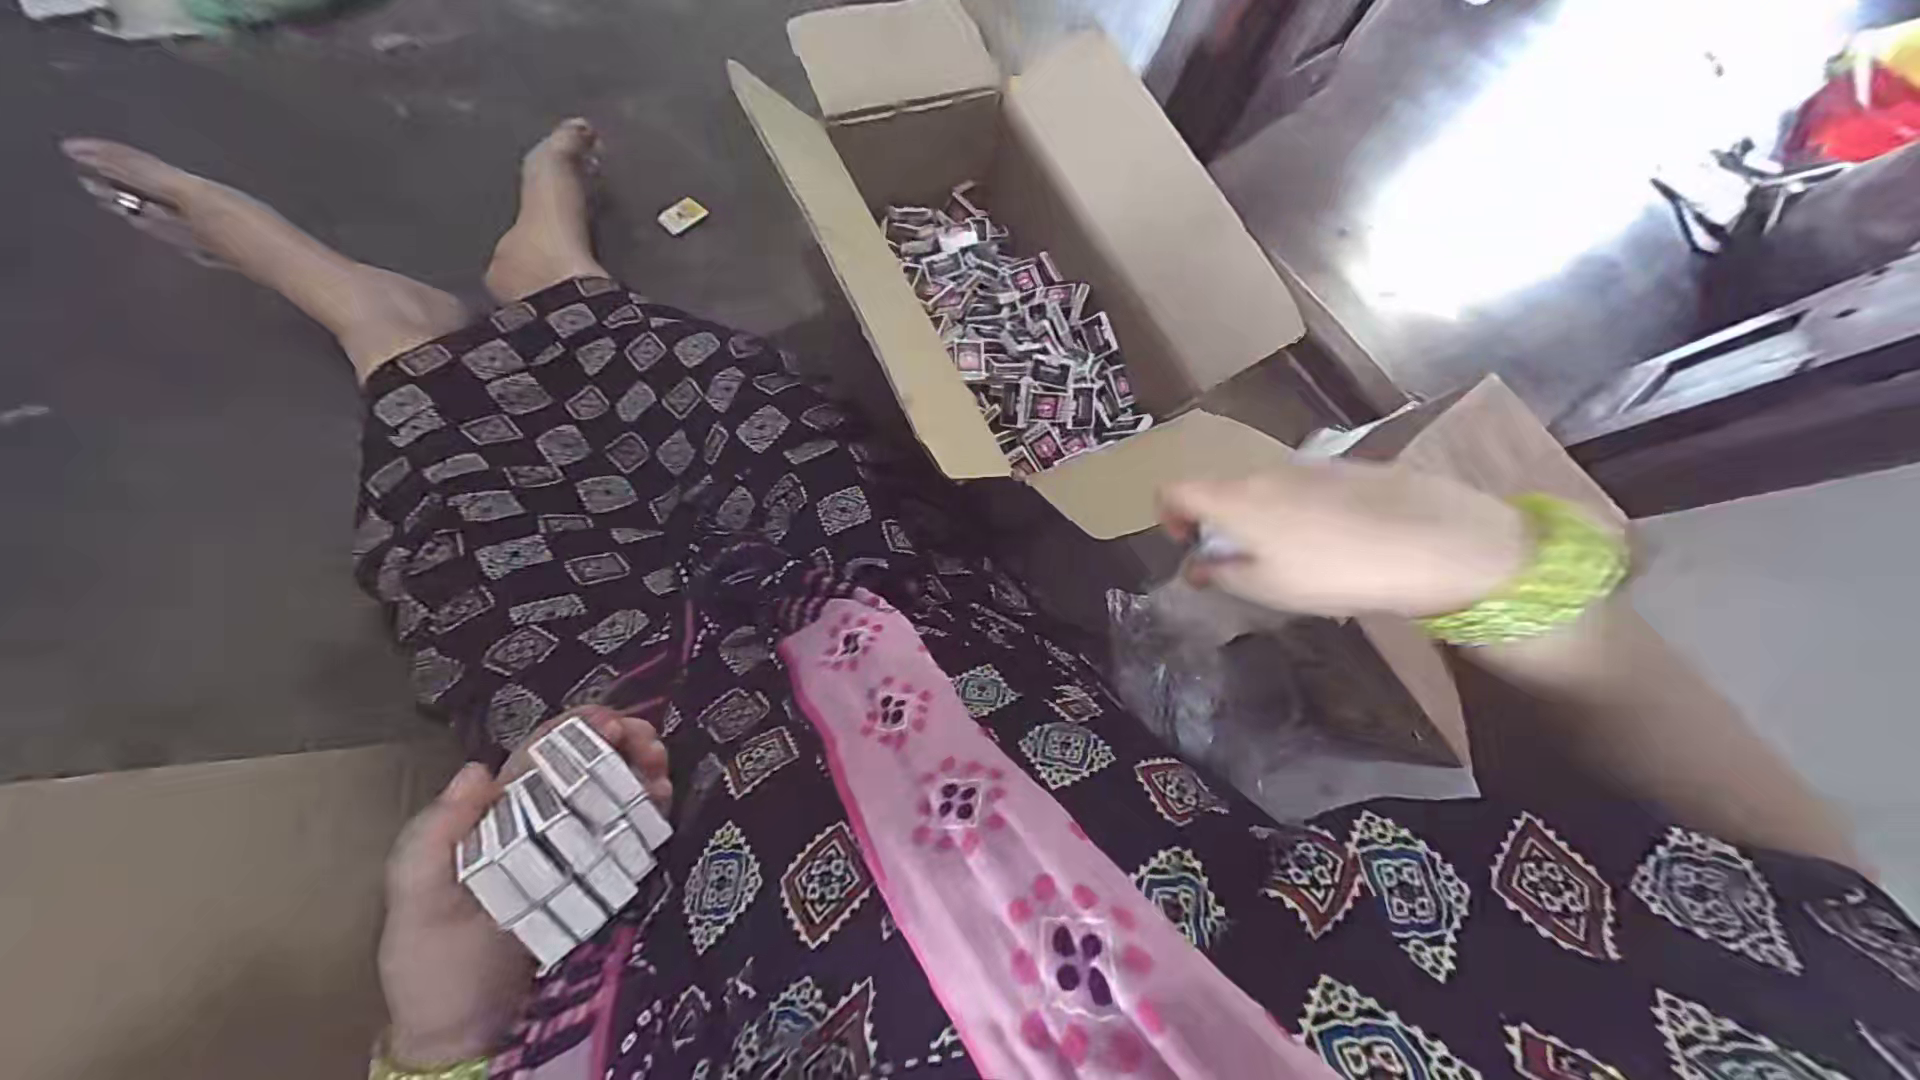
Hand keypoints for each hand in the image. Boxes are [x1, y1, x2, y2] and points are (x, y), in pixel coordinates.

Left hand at [378, 706, 672, 1067]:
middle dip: (624, 738)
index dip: (577, 727)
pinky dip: (653, 803)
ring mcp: (578, 841)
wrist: (470, 1028)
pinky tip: (663, 797)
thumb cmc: (436, 964)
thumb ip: (432, 840)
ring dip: (644, 764)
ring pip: (617, 784)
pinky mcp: (604, 867)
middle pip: (590, 759)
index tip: (611, 722)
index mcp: (500, 811)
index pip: (541, 751)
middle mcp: (544, 815)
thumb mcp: (416, 904)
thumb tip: (478, 769)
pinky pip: (633, 823)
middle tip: (650, 742)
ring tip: (661, 766)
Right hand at [1157, 461, 1531, 618]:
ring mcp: (1305, 465)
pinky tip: (1334, 541)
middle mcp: (1262, 473)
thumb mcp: (1266, 587)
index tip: (1188, 545)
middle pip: (1219, 490)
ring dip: (1259, 517)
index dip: (1167, 516)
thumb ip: (1219, 573)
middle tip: (1243, 562)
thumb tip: (1195, 566)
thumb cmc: (1334, 572)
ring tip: (1294, 556)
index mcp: (1233, 499)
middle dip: (1218, 523)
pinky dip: (1297, 510)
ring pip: (1262, 488)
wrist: (1438, 543)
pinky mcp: (1345, 467)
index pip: (1173, 490)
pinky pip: (1301, 486)